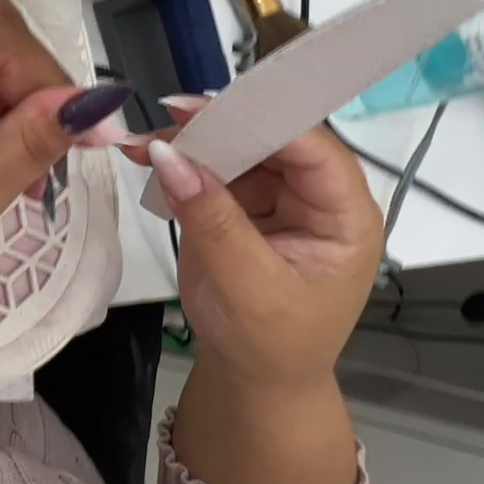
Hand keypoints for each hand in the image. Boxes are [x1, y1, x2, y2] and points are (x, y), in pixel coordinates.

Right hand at [133, 99, 383, 395]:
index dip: (261, 120)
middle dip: (215, 127)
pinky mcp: (241, 204)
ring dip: (187, 142)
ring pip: (234, 148)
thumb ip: (211, 217)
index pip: (312, 149)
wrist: (253, 377)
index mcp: (344, 216)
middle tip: (162, 119)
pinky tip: (143, 155)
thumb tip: (166, 154)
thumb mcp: (246, 284)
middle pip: (269, 139)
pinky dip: (175, 161)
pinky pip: (210, 168)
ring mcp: (276, 198)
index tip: (203, 106)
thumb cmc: (269, 342)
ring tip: (139, 142)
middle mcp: (314, 196)